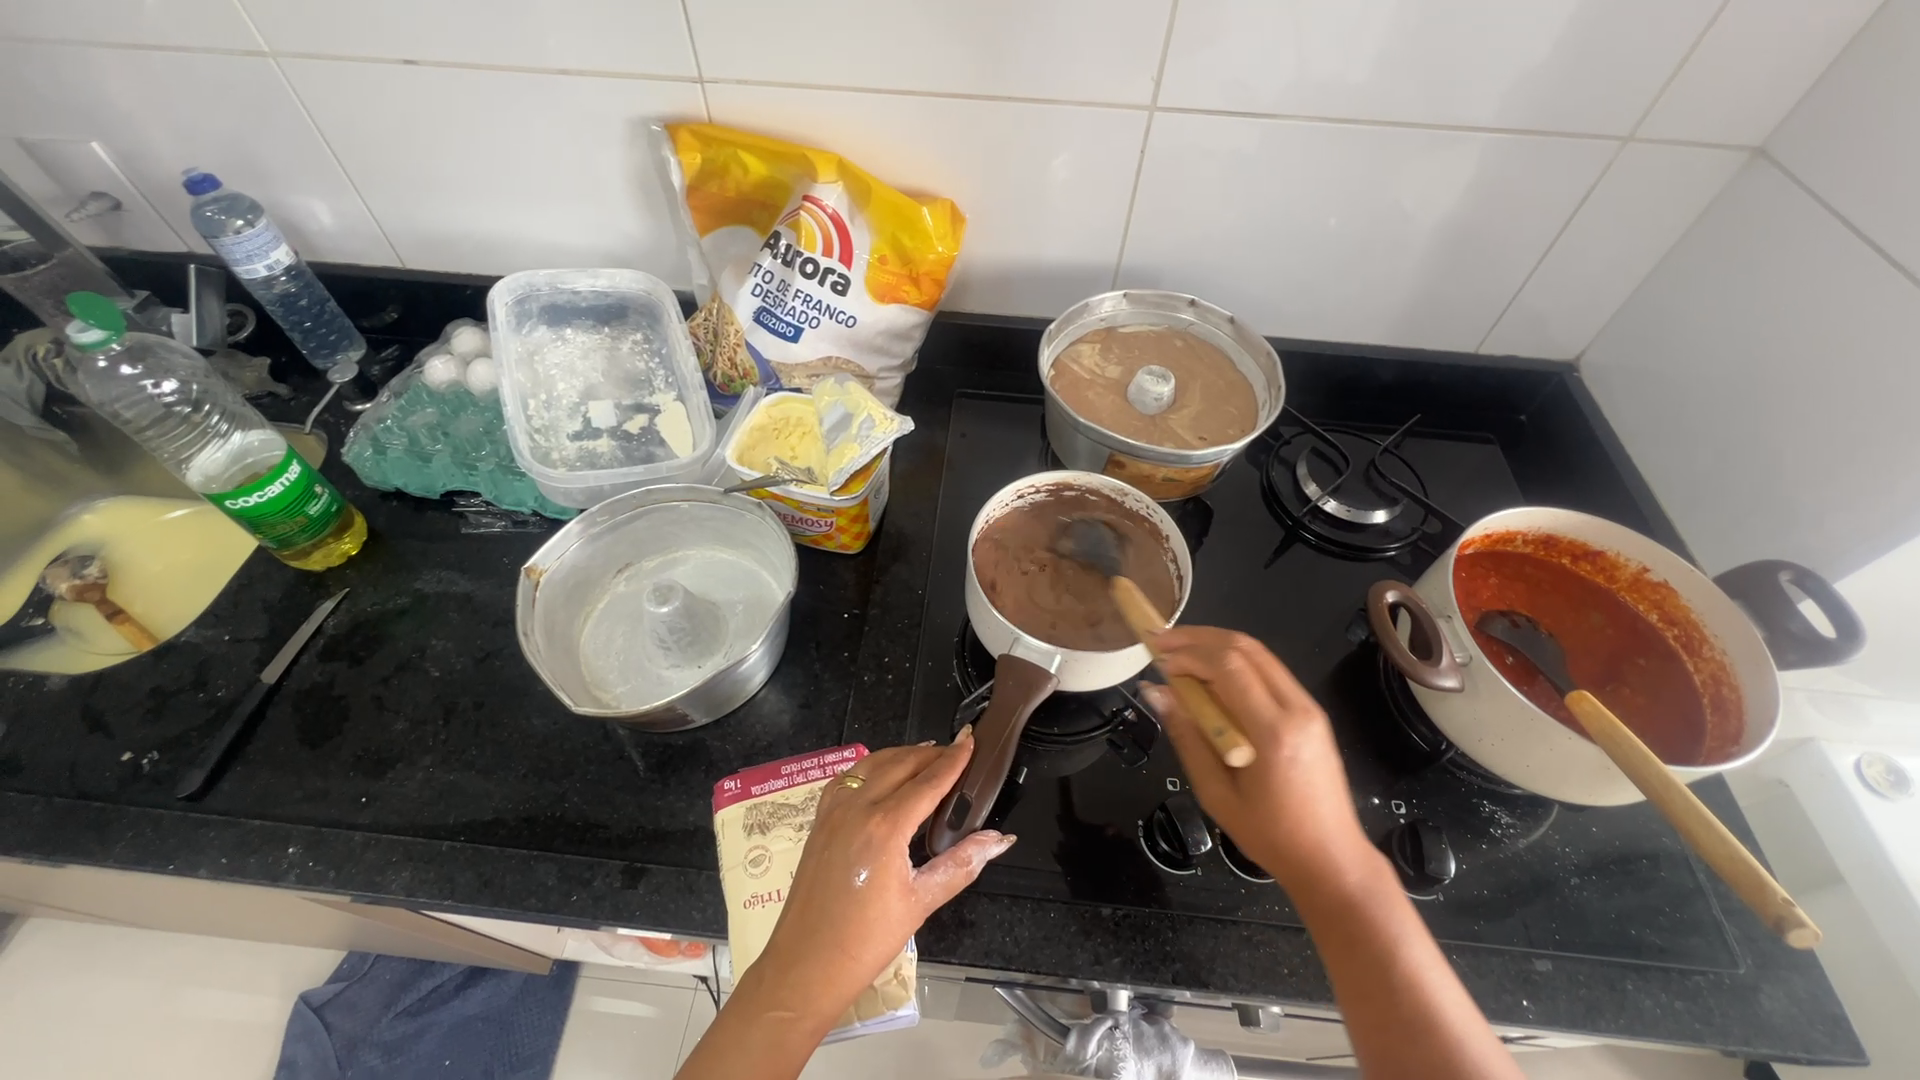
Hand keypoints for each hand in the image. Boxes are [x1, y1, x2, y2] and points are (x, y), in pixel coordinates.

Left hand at [745, 730, 1016, 1019]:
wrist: (805, 966)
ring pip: (872, 764)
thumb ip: (961, 863)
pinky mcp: (819, 821)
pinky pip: (848, 778)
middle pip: (901, 764)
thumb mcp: (921, 903)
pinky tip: (883, 774)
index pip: (928, 780)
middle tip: (957, 751)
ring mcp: (833, 811)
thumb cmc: (866, 941)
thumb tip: (1000, 839)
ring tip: (927, 755)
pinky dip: (872, 767)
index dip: (953, 759)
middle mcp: (857, 807)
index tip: (971, 739)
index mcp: (885, 826)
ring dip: (902, 755)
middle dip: (931, 753)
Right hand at [1142, 627, 1374, 889]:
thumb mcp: (1215, 792)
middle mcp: (1297, 709)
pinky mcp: (1311, 713)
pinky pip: (1270, 673)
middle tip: (1161, 641)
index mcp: (1273, 731)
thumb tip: (1157, 693)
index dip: (1189, 654)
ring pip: (1260, 654)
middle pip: (1246, 648)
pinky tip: (1210, 674)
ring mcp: (1309, 708)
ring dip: (1217, 646)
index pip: (1229, 666)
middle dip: (1199, 639)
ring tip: (1179, 651)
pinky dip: (1236, 663)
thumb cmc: (1269, 835)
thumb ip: (1187, 736)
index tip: (1158, 660)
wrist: (1330, 858)